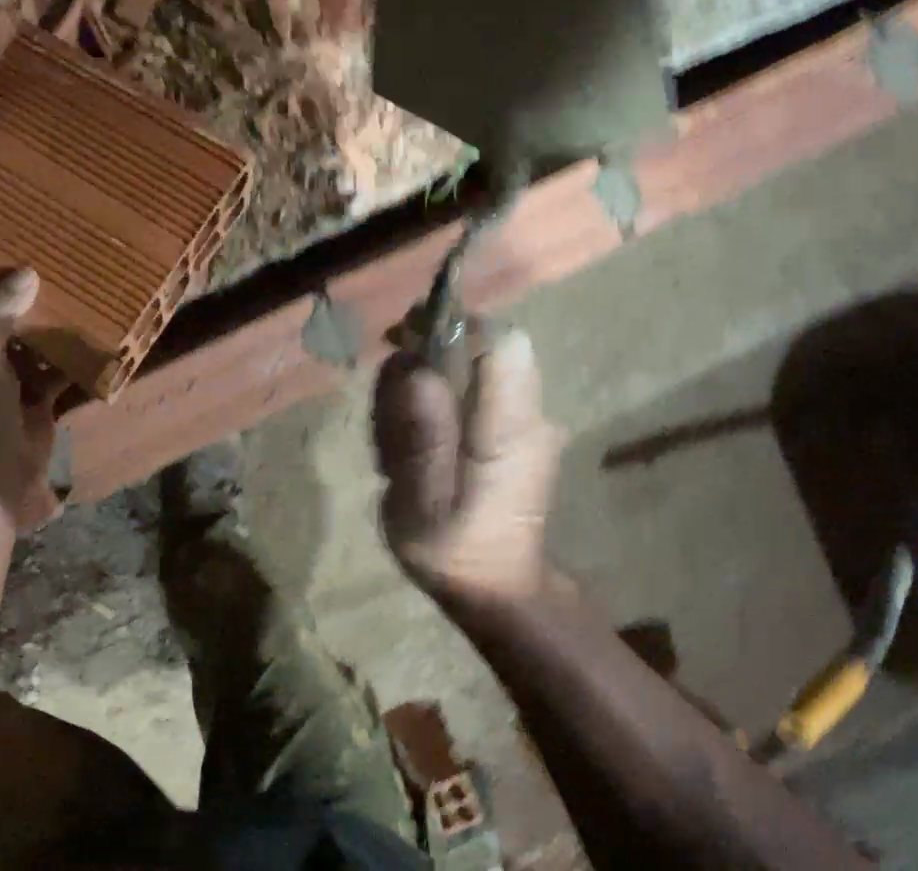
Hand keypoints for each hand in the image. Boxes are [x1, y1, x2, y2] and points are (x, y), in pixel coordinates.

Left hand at [0, 268, 65, 532]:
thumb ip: (0, 320)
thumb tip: (27, 271)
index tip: (26, 245)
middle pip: (17, 321)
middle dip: (37, 299)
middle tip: (71, 265)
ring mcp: (19, 384)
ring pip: (42, 347)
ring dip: (60, 328)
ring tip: (91, 295)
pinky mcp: (42, 406)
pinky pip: (62, 376)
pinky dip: (79, 364)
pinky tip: (103, 345)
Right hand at [373, 329, 563, 600]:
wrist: (498, 589)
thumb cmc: (455, 552)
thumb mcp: (422, 502)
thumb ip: (421, 434)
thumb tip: (415, 369)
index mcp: (509, 428)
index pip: (499, 340)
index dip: (450, 328)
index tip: (404, 343)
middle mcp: (529, 414)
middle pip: (482, 346)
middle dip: (427, 358)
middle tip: (388, 408)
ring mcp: (527, 421)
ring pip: (472, 367)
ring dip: (426, 383)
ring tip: (397, 434)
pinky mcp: (516, 430)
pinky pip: (472, 391)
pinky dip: (438, 402)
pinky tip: (416, 441)